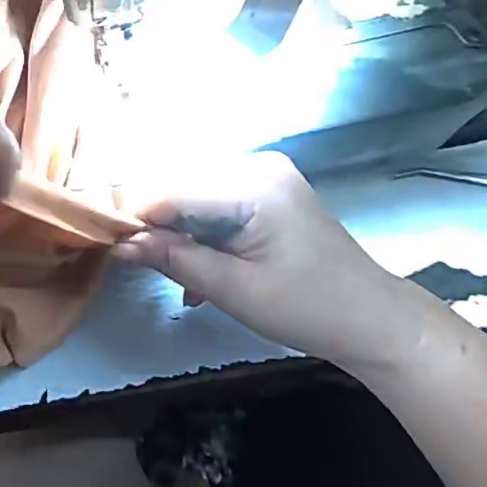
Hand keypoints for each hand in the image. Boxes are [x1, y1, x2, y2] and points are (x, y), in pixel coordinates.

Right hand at [115, 152, 441, 371]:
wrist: (375, 321)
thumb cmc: (308, 309)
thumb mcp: (234, 290)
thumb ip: (174, 260)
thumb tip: (119, 245)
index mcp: (254, 186)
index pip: (173, 193)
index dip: (137, 218)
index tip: (111, 244)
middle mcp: (257, 165)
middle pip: (180, 187)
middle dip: (158, 225)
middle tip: (144, 263)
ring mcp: (264, 172)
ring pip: (192, 193)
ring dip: (177, 230)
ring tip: (180, 274)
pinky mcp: (265, 185)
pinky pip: (213, 198)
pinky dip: (200, 228)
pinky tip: (201, 264)